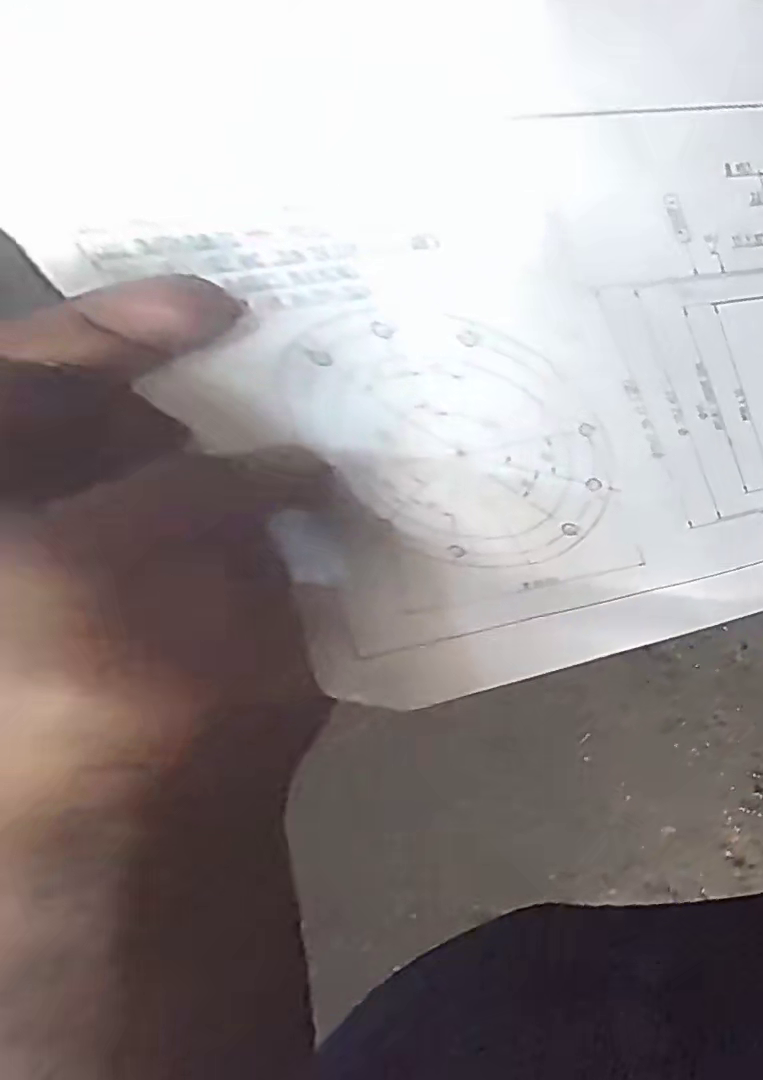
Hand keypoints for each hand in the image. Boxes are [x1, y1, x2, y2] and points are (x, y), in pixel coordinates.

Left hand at [0, 276, 322, 801]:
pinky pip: (301, 502)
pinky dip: (338, 484)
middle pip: (160, 404)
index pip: (41, 375)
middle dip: (230, 370)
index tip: (224, 306)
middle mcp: (93, 490)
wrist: (165, 774)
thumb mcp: (81, 559)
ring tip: (366, 391)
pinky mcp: (262, 557)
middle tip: (313, 337)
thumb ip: (181, 489)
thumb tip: (296, 461)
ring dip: (301, 428)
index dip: (123, 331)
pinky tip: (383, 462)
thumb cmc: (69, 676)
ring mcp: (187, 525)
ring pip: (244, 452)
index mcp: (14, 482)